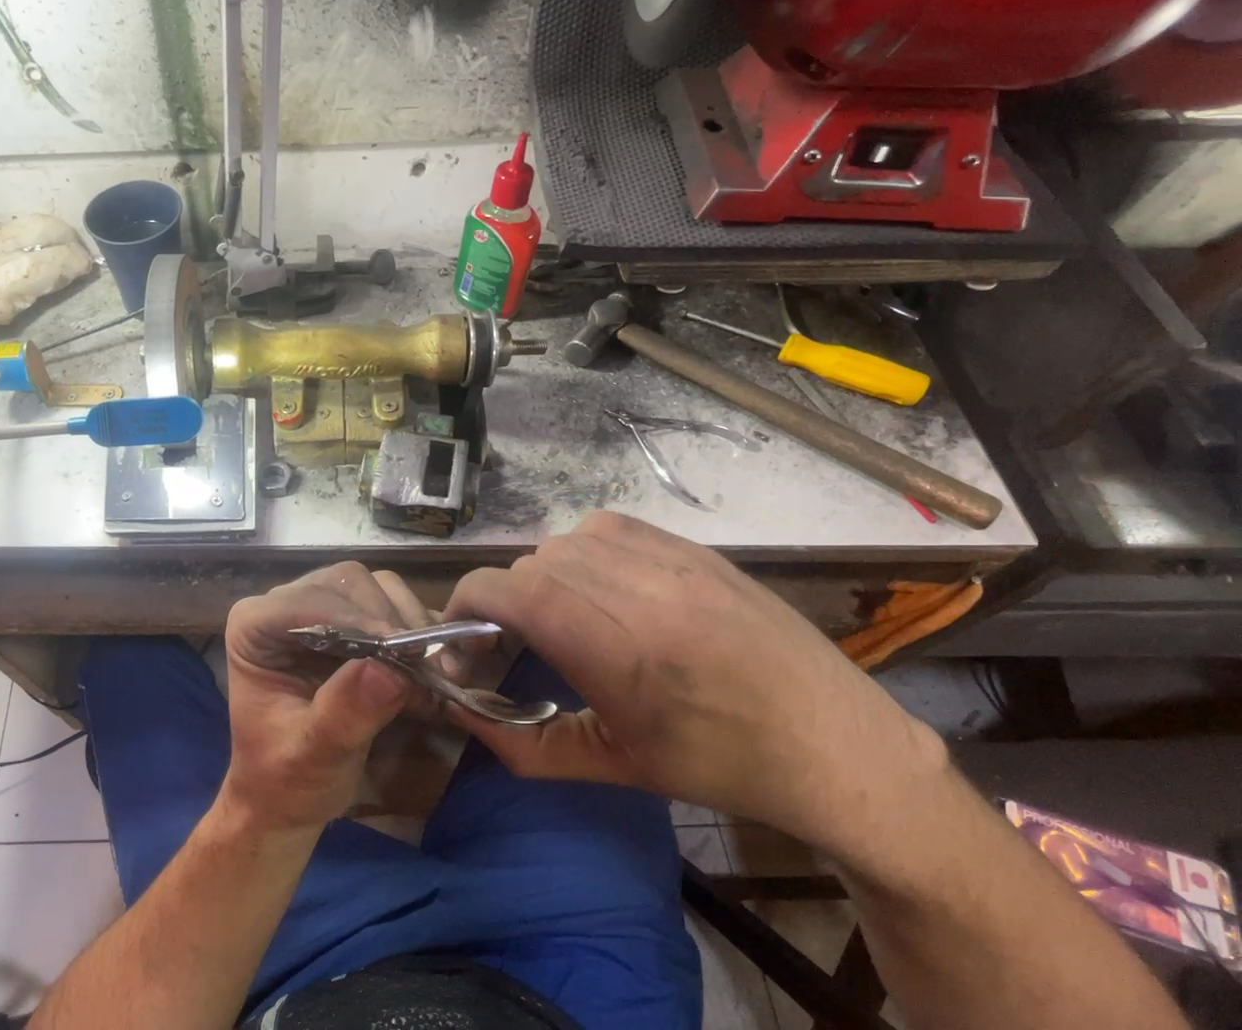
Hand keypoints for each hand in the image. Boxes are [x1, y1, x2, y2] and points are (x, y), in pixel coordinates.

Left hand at [218, 563, 419, 832]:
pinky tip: (433, 673)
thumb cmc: (285, 780)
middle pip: (349, 583)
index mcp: (253, 629)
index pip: (306, 601)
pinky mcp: (352, 623)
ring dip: (412, 626)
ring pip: (377, 589)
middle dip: (390, 621)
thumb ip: (344, 713)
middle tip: (426, 668)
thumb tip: (389, 669)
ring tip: (435, 675)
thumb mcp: (312, 757)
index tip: (402, 654)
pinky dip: (419, 634)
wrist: (289, 798)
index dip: (356, 619)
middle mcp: (284, 606)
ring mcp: (321, 610)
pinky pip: (393, 608)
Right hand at [444, 512, 946, 851]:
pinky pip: (612, 527)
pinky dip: (585, 551)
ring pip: (568, 540)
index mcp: (622, 653)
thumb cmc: (721, 767)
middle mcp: (645, 593)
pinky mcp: (699, 550)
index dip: (468, 601)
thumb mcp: (615, 767)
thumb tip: (457, 712)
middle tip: (511, 638)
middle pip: (534, 564)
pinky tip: (601, 588)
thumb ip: (524, 744)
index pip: (514, 590)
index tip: (461, 634)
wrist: (835, 745)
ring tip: (560, 614)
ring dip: (544, 574)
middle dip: (504, 598)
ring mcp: (677, 563)